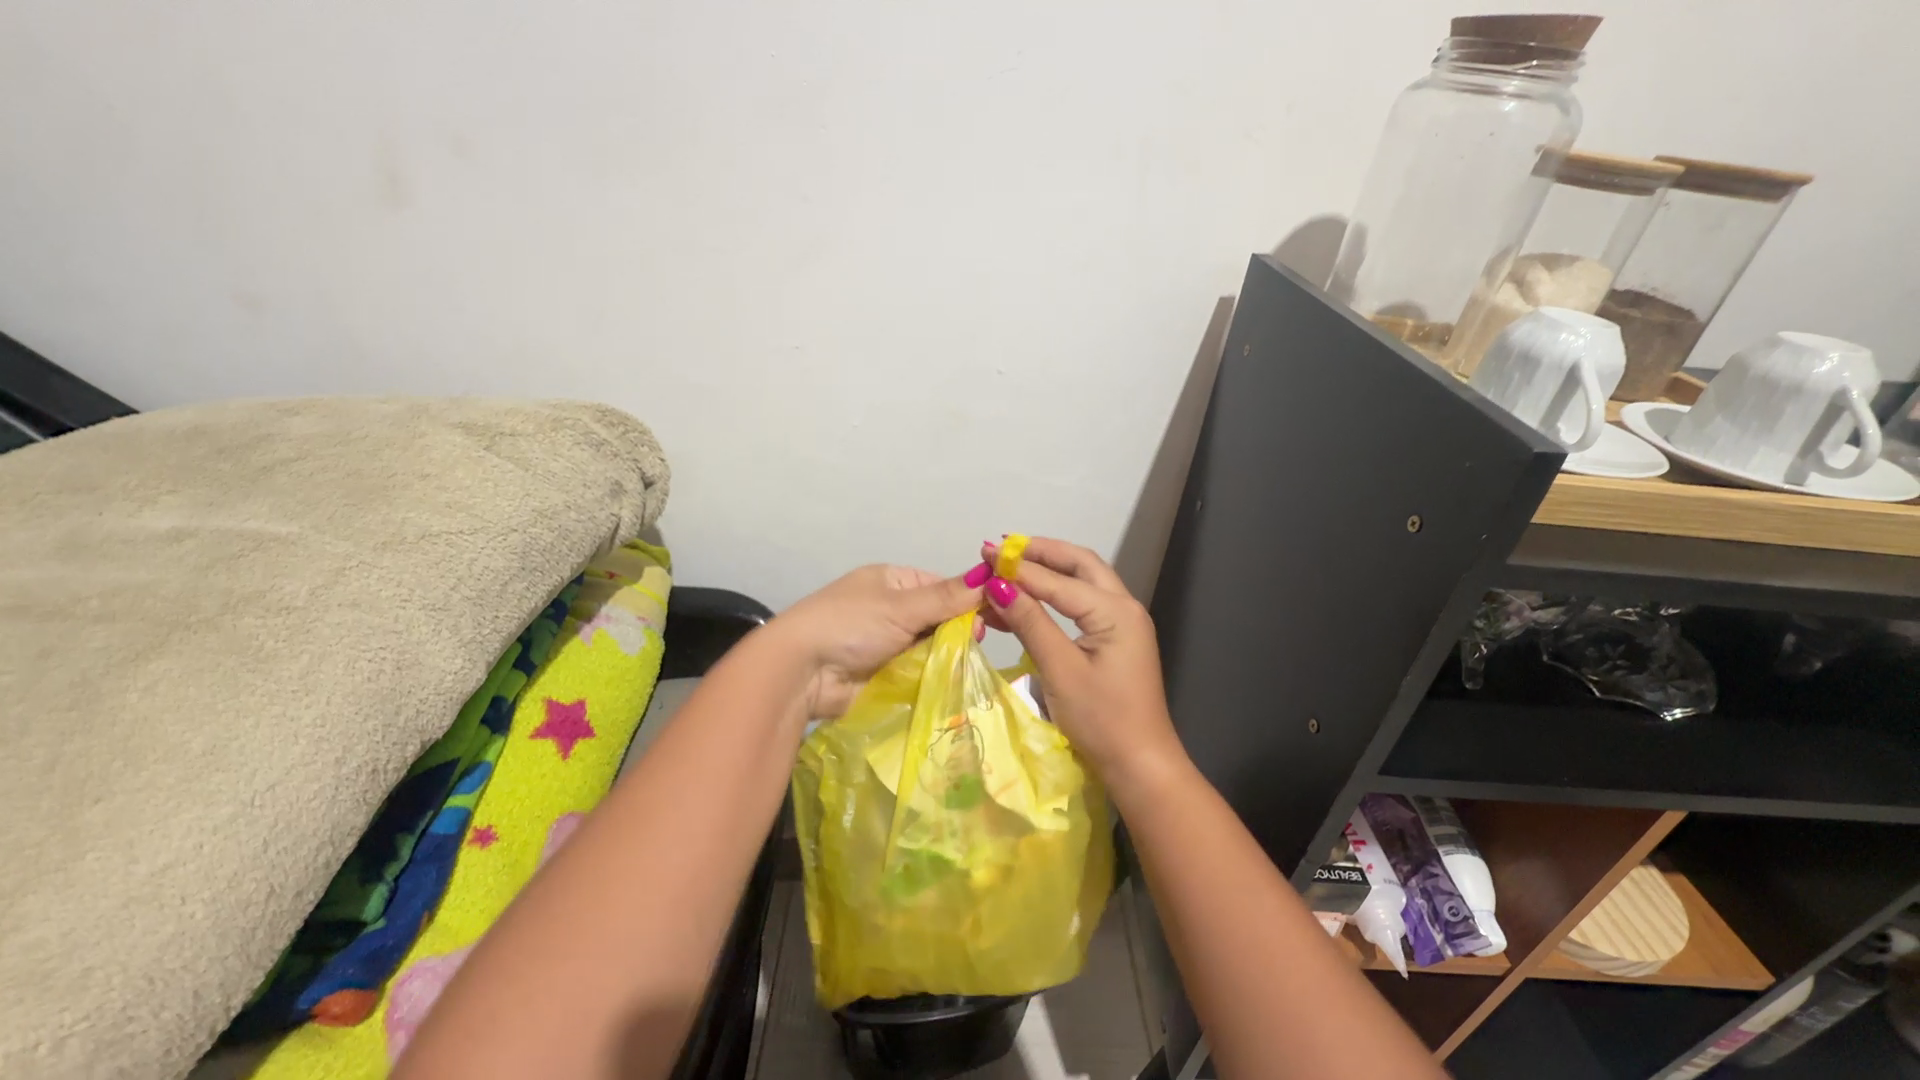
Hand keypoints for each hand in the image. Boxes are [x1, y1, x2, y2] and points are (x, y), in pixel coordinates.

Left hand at [767, 564, 984, 718]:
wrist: (802, 672)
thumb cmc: (849, 625)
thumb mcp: (901, 606)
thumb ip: (947, 597)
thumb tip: (989, 573)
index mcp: (892, 582)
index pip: (942, 588)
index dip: (968, 602)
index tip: (993, 619)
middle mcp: (891, 610)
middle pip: (940, 620)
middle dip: (958, 632)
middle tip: (973, 645)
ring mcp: (887, 645)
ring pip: (932, 649)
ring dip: (946, 657)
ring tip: (964, 667)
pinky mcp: (885, 676)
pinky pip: (919, 674)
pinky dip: (933, 678)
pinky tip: (952, 685)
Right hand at [974, 537, 1189, 801]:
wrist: (1140, 764)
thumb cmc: (1101, 719)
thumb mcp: (1060, 670)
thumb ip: (1030, 623)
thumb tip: (997, 586)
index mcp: (1115, 611)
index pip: (1059, 579)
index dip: (1019, 566)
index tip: (985, 552)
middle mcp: (1123, 607)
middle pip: (1080, 564)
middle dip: (1041, 552)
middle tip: (1003, 548)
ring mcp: (1123, 623)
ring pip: (1083, 581)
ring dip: (1049, 570)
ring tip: (1011, 565)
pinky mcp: (1115, 640)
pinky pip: (1083, 604)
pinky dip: (1055, 595)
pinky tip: (1026, 601)